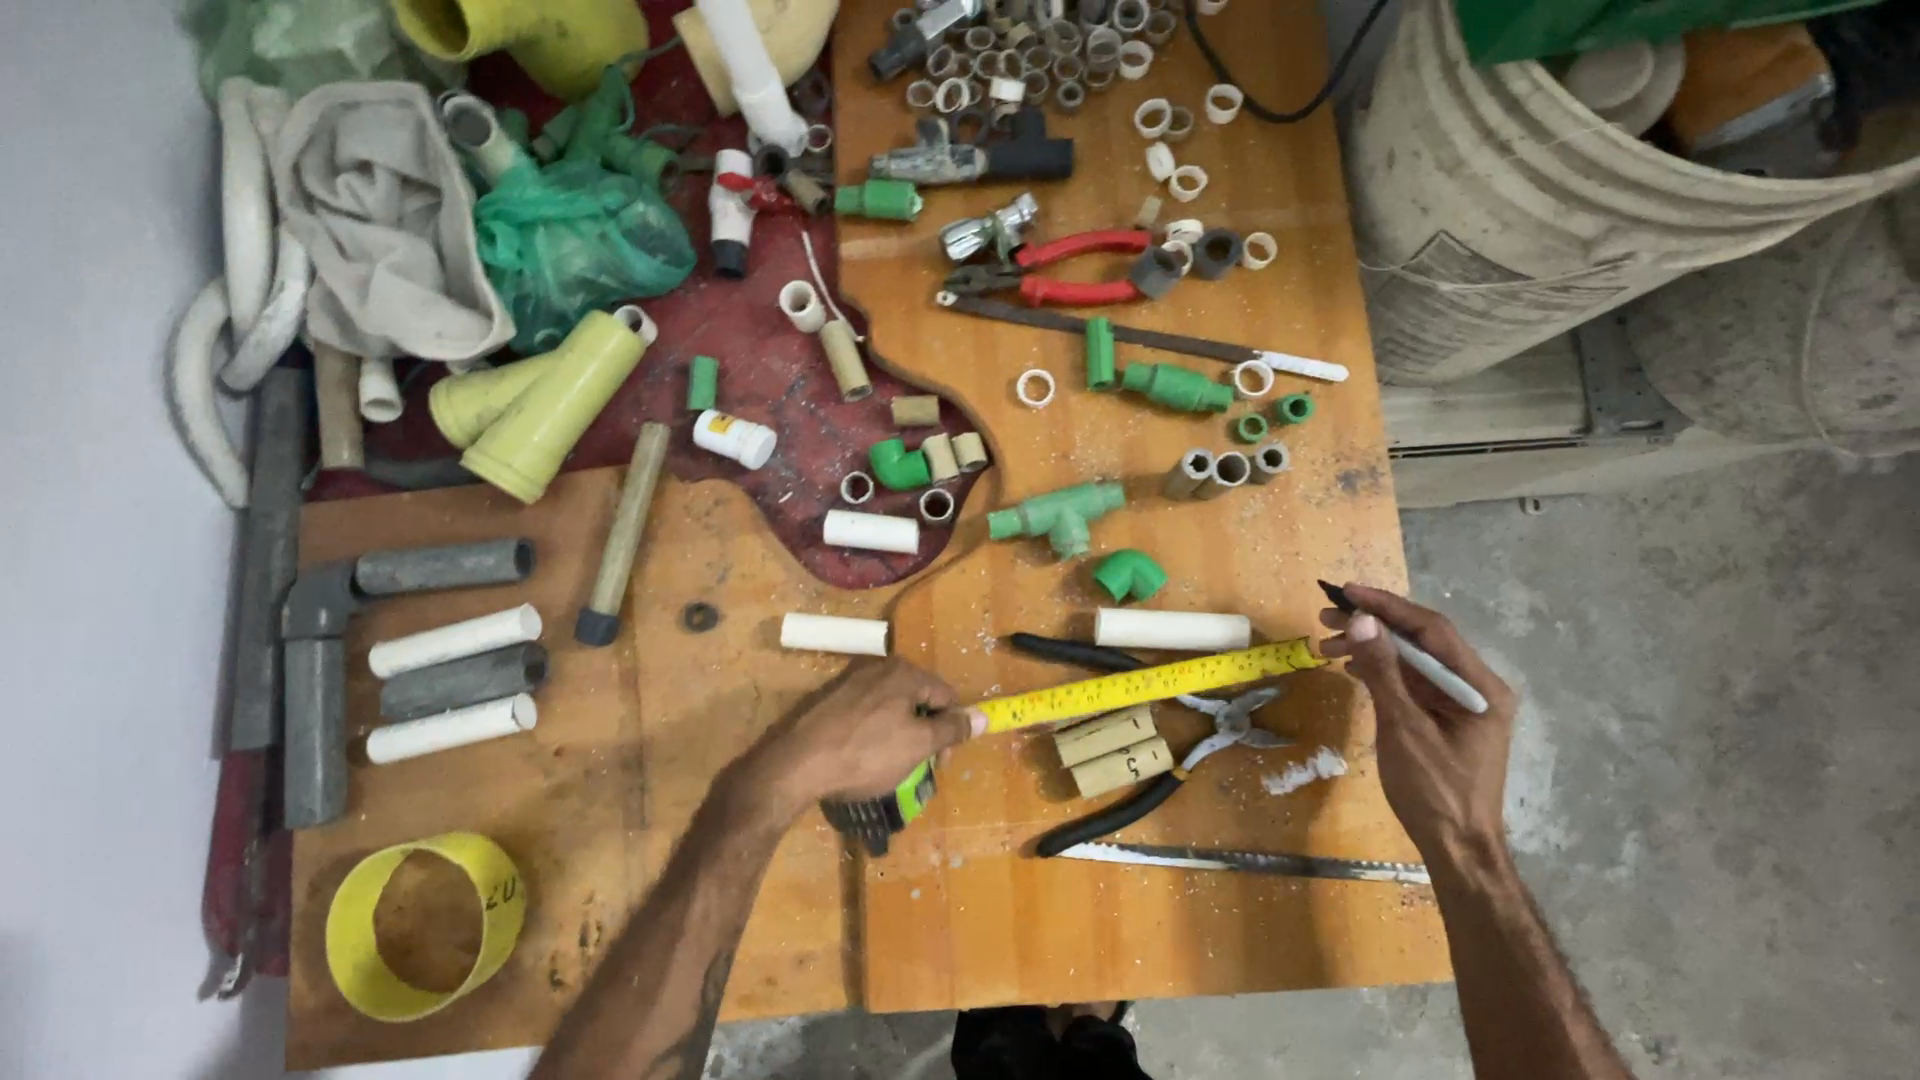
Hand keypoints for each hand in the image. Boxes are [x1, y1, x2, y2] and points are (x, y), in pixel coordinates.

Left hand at [747, 658, 984, 808]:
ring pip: (890, 706)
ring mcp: (849, 679)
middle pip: (918, 699)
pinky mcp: (827, 698)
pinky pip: (864, 712)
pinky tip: (860, 756)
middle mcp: (878, 666)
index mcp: (904, 672)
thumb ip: (952, 729)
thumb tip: (984, 717)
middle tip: (915, 767)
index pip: (946, 697)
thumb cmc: (865, 753)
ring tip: (887, 765)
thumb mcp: (917, 745)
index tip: (938, 764)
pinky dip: (871, 732)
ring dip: (898, 733)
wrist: (795, 763)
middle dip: (923, 732)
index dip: (950, 731)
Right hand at [1319, 584, 1516, 870]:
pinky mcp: (1445, 719)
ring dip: (1372, 648)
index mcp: (1479, 687)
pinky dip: (1380, 671)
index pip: (1432, 629)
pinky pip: (1412, 682)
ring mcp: (1461, 704)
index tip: (1347, 593)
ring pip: (1413, 660)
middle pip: (1422, 641)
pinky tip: (1352, 668)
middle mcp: (1476, 688)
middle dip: (1374, 625)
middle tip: (1326, 618)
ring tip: (1327, 644)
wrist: (1458, 847)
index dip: (1387, 606)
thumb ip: (1383, 672)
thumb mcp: (1404, 728)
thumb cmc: (1435, 791)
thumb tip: (1362, 621)